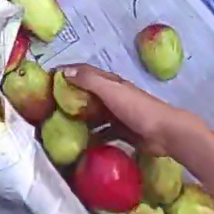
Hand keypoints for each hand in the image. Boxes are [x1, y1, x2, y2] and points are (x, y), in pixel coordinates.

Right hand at [62, 64, 206, 156]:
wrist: (165, 133)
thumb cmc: (137, 108)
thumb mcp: (111, 90)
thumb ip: (89, 80)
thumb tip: (65, 71)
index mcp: (110, 82)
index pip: (84, 72)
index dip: (67, 71)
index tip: (48, 77)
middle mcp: (112, 94)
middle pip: (87, 92)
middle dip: (70, 95)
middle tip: (49, 104)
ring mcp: (117, 113)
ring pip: (94, 112)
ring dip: (79, 116)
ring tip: (61, 125)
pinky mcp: (122, 131)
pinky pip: (102, 131)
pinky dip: (92, 134)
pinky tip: (81, 142)